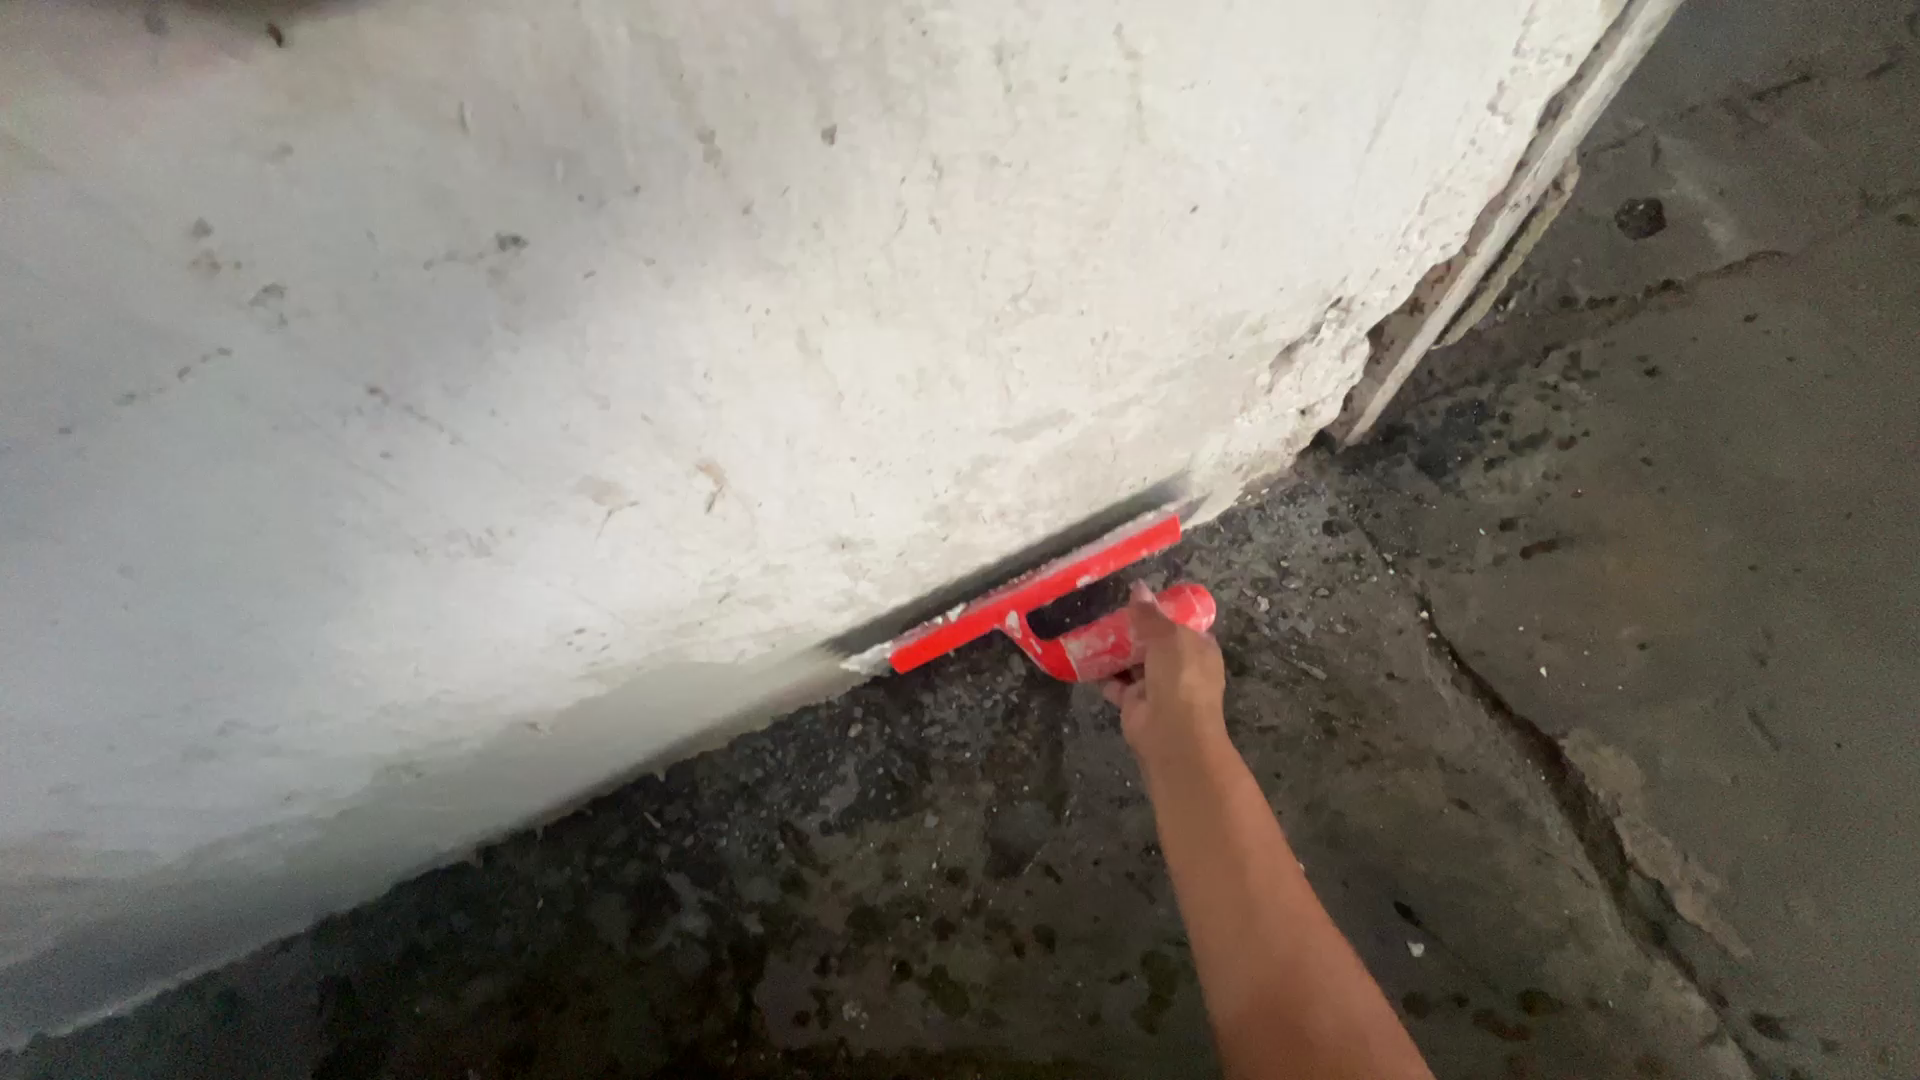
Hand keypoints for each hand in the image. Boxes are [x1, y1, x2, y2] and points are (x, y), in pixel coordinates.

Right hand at [1103, 581, 1227, 772]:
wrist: (1172, 731)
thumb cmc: (1181, 677)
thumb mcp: (1168, 637)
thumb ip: (1150, 614)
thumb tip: (1138, 586)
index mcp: (1199, 649)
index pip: (1181, 625)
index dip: (1162, 612)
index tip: (1138, 599)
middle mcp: (1180, 667)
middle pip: (1153, 642)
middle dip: (1133, 630)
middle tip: (1107, 611)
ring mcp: (1156, 685)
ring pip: (1132, 661)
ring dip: (1115, 649)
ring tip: (1091, 627)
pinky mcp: (1133, 701)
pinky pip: (1114, 681)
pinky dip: (1100, 672)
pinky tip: (1083, 655)